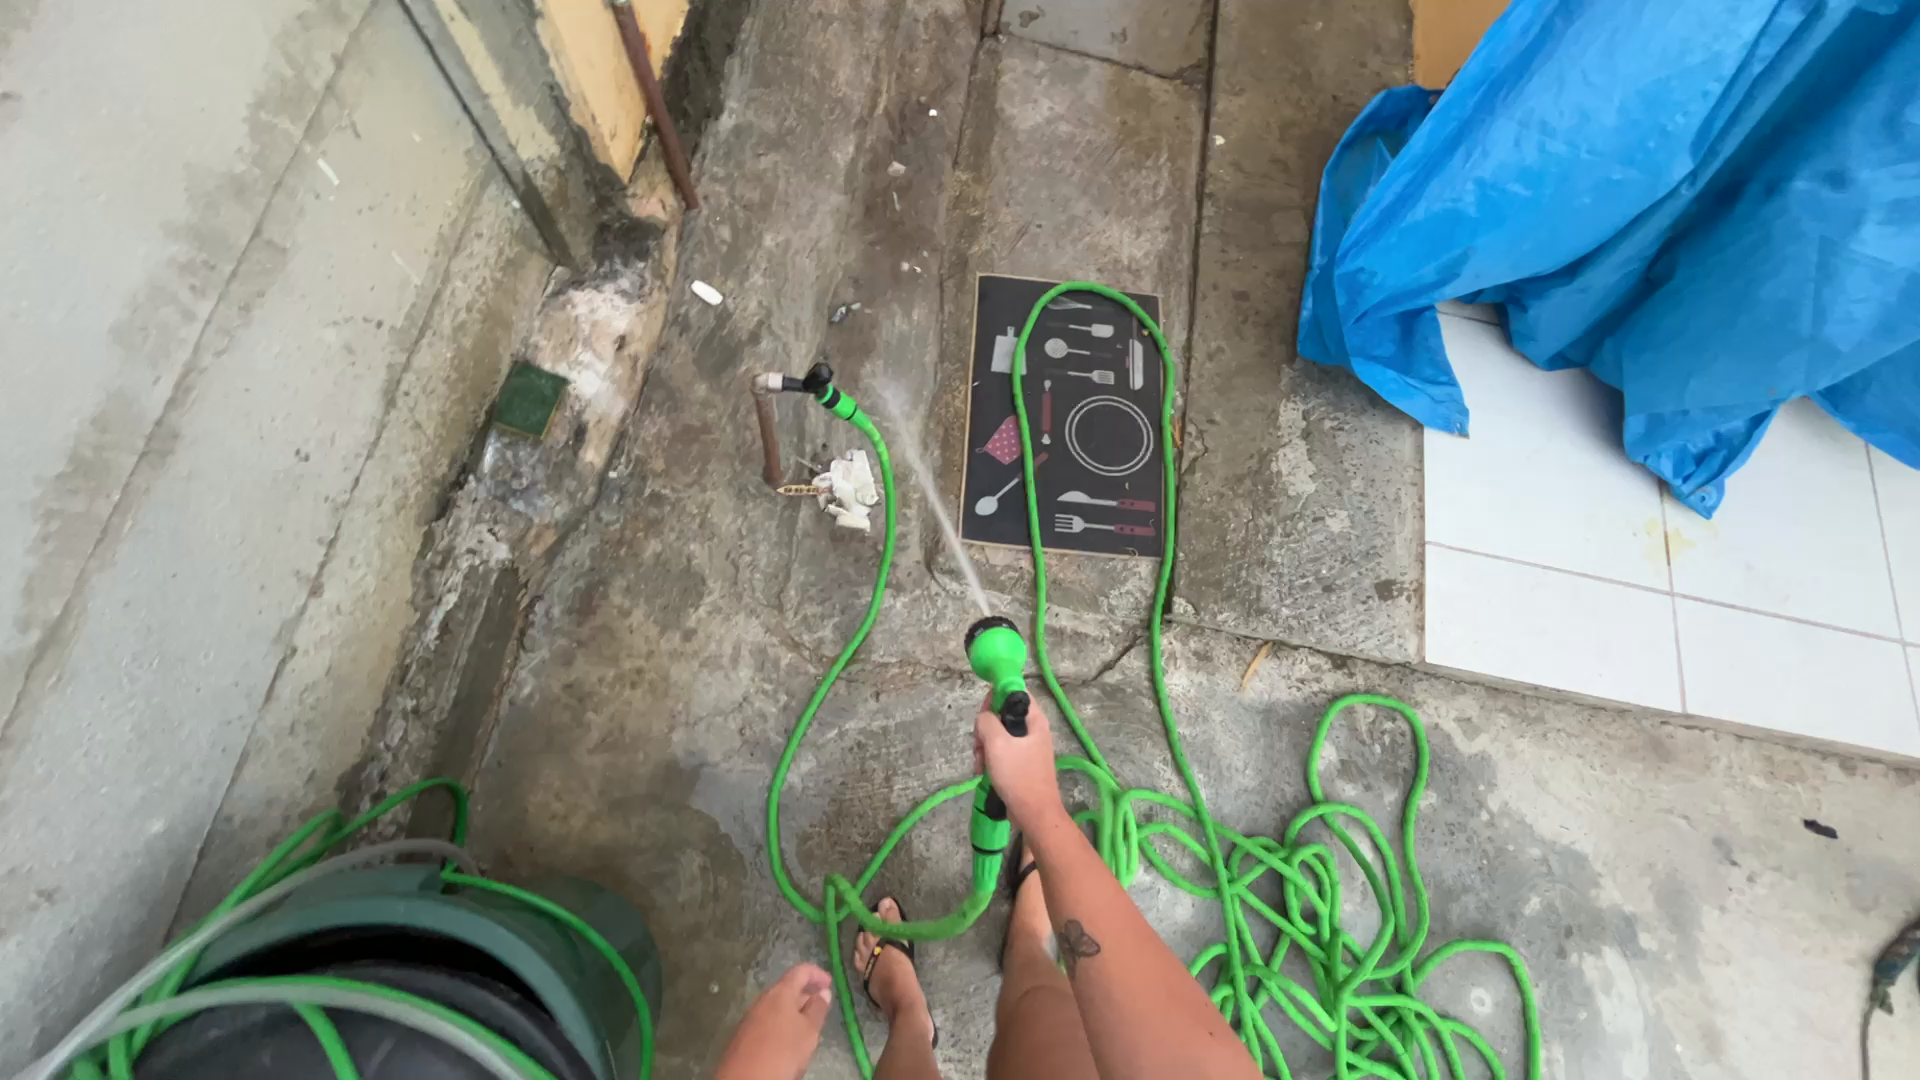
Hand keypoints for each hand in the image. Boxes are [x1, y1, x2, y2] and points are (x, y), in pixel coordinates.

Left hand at [712, 963, 832, 1079]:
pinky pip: (768, 1022)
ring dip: (793, 1013)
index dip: (817, 974)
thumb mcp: (808, 1032)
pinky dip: (781, 1026)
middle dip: (806, 996)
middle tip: (820, 1010)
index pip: (801, 971)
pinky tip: (786, 1044)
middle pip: (787, 989)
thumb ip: (817, 1009)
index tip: (830, 983)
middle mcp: (763, 1000)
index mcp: (780, 992)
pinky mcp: (744, 1037)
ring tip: (806, 1030)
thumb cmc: (781, 1052)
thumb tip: (823, 992)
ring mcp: (751, 1018)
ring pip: (777, 1007)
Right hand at [973, 692, 1065, 831]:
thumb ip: (987, 721)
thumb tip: (984, 719)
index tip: (983, 715)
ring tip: (981, 763)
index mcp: (1034, 718)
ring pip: (998, 734)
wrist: (1034, 814)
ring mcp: (1027, 746)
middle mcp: (1033, 729)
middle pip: (1002, 714)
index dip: (995, 697)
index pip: (1014, 691)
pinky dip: (990, 758)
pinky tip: (984, 772)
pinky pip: (1001, 751)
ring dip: (984, 746)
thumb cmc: (1018, 775)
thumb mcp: (997, 743)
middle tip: (979, 744)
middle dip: (985, 728)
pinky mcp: (1021, 762)